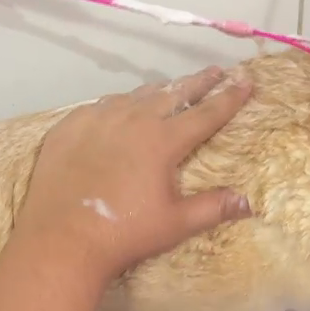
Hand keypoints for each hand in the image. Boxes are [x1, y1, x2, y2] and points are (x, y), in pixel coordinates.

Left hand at [17, 66, 253, 280]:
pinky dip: (116, 105)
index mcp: (162, 141)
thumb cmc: (124, 234)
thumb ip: (212, 208)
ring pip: (133, 96)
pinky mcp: (68, 127)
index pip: (205, 113)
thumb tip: (248, 202)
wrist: (61, 239)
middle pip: (171, 93)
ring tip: (167, 89)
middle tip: (214, 71)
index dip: (229, 98)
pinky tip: (117, 110)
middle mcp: (132, 120)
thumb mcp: (175, 224)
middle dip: (197, 81)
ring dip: (155, 92)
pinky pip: (98, 107)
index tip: (246, 82)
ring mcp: (97, 120)